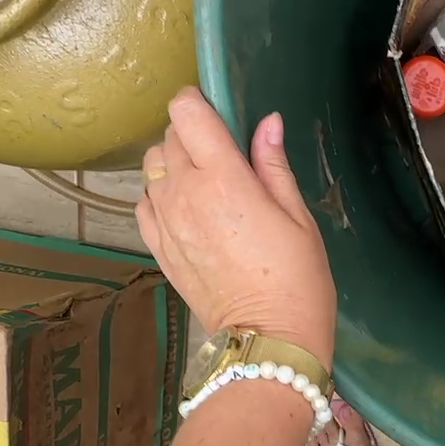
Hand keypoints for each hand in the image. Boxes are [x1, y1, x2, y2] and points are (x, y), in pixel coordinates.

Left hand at [136, 89, 336, 365]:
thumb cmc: (297, 282)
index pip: (186, 111)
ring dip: (174, 165)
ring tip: (206, 188)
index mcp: (223, 179)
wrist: (269, 341)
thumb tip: (267, 123)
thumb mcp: (299, 219)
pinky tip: (189, 212)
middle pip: (169, 136)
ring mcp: (165, 222)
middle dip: (193, 136)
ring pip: (152, 167)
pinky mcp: (158, 248)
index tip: (222, 118)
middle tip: (226, 160)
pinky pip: (145, 203)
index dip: (201, 104)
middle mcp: (184, 193)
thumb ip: (274, 166)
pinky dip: (161, 196)